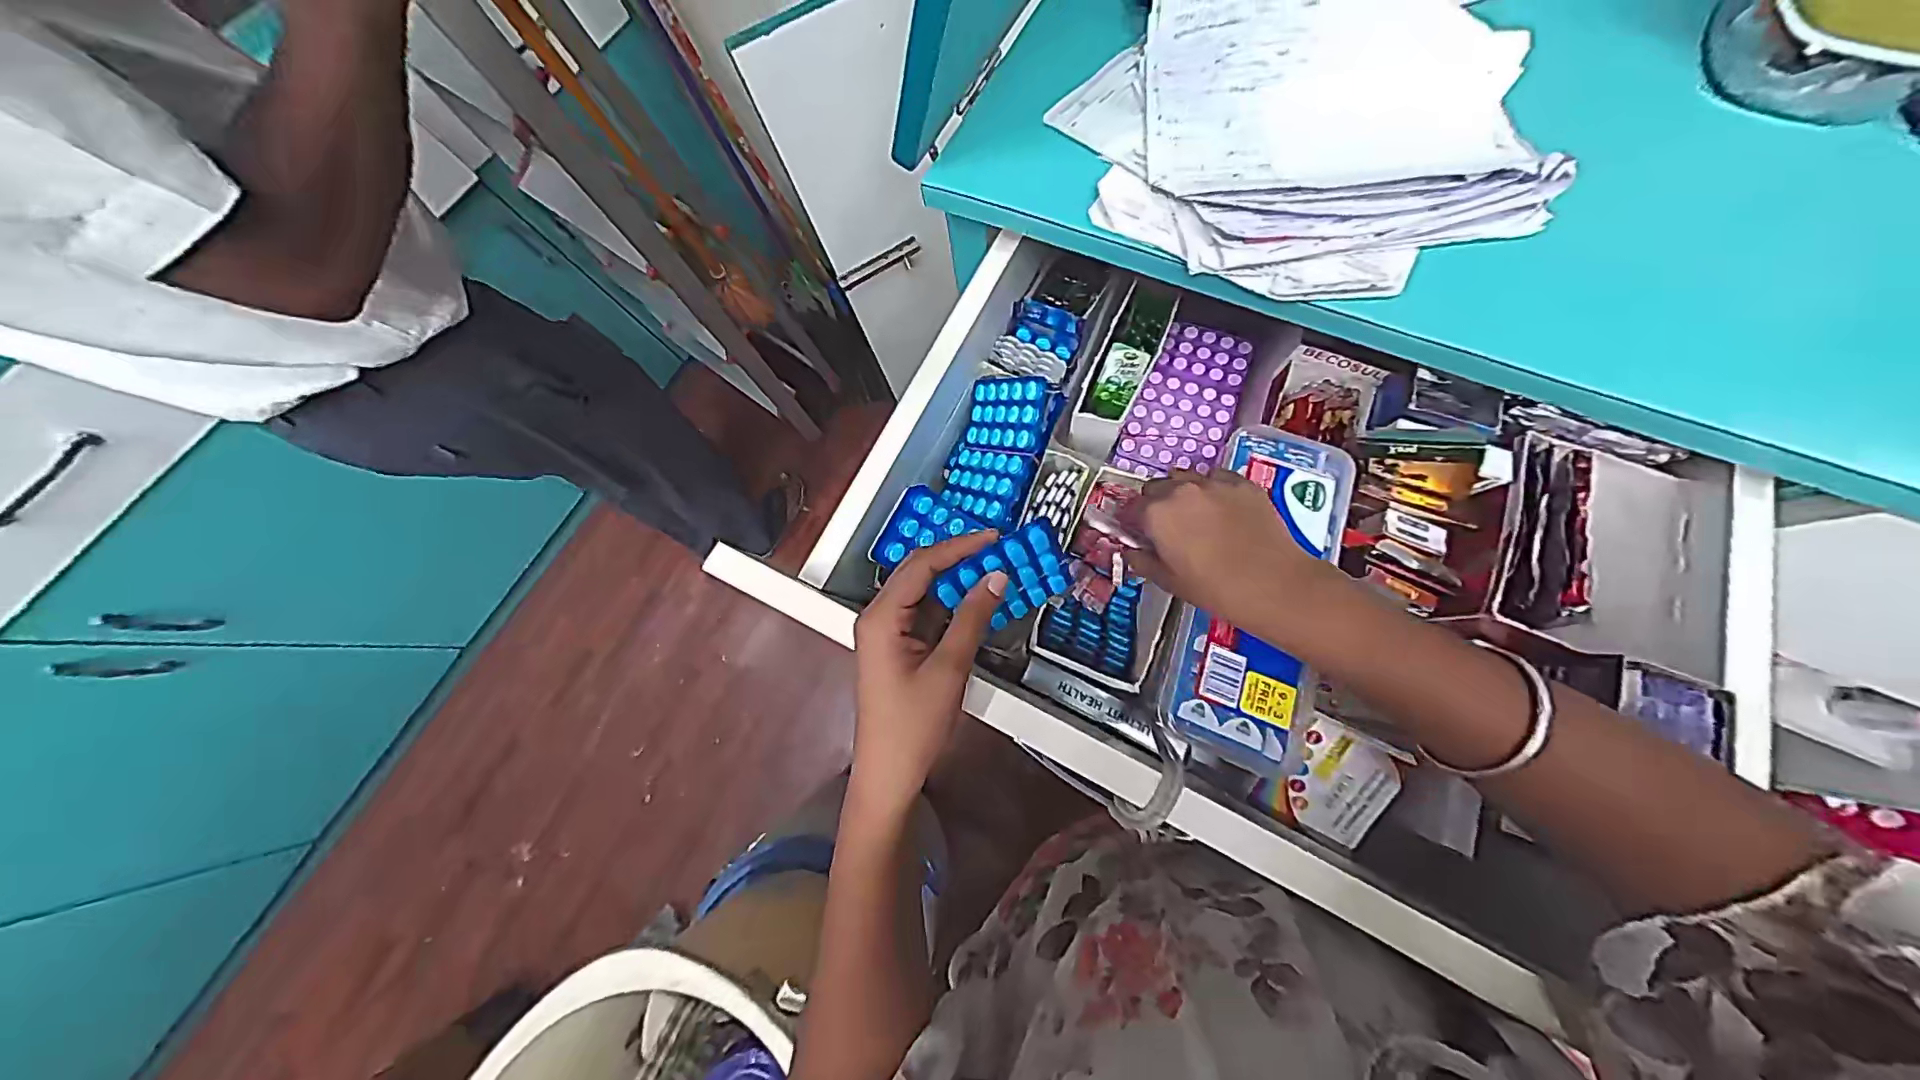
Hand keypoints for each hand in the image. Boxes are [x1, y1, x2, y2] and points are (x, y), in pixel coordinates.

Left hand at [851, 531, 1008, 812]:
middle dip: (960, 561)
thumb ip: (972, 618)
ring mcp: (888, 633)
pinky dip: (953, 607)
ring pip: (926, 593)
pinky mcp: (900, 647)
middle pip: (921, 574)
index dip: (959, 547)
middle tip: (999, 554)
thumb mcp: (949, 668)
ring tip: (995, 574)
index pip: (921, 565)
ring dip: (959, 583)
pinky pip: (928, 614)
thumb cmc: (911, 727)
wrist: (890, 773)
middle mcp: (879, 618)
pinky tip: (978, 603)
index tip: (991, 538)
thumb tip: (994, 579)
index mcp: (880, 617)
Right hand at [1125, 469, 1329, 627]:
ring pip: (1186, 478)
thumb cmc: (1214, 588)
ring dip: (1183, 493)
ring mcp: (1214, 483)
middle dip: (1156, 504)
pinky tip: (1222, 512)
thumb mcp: (1169, 581)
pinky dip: (1213, 491)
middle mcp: (1181, 490)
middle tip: (1167, 528)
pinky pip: (1218, 478)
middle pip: (1156, 487)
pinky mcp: (1243, 483)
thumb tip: (1133, 552)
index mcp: (1156, 514)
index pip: (1130, 508)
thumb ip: (1143, 561)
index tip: (1137, 534)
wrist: (1273, 584)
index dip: (1131, 522)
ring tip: (1195, 517)